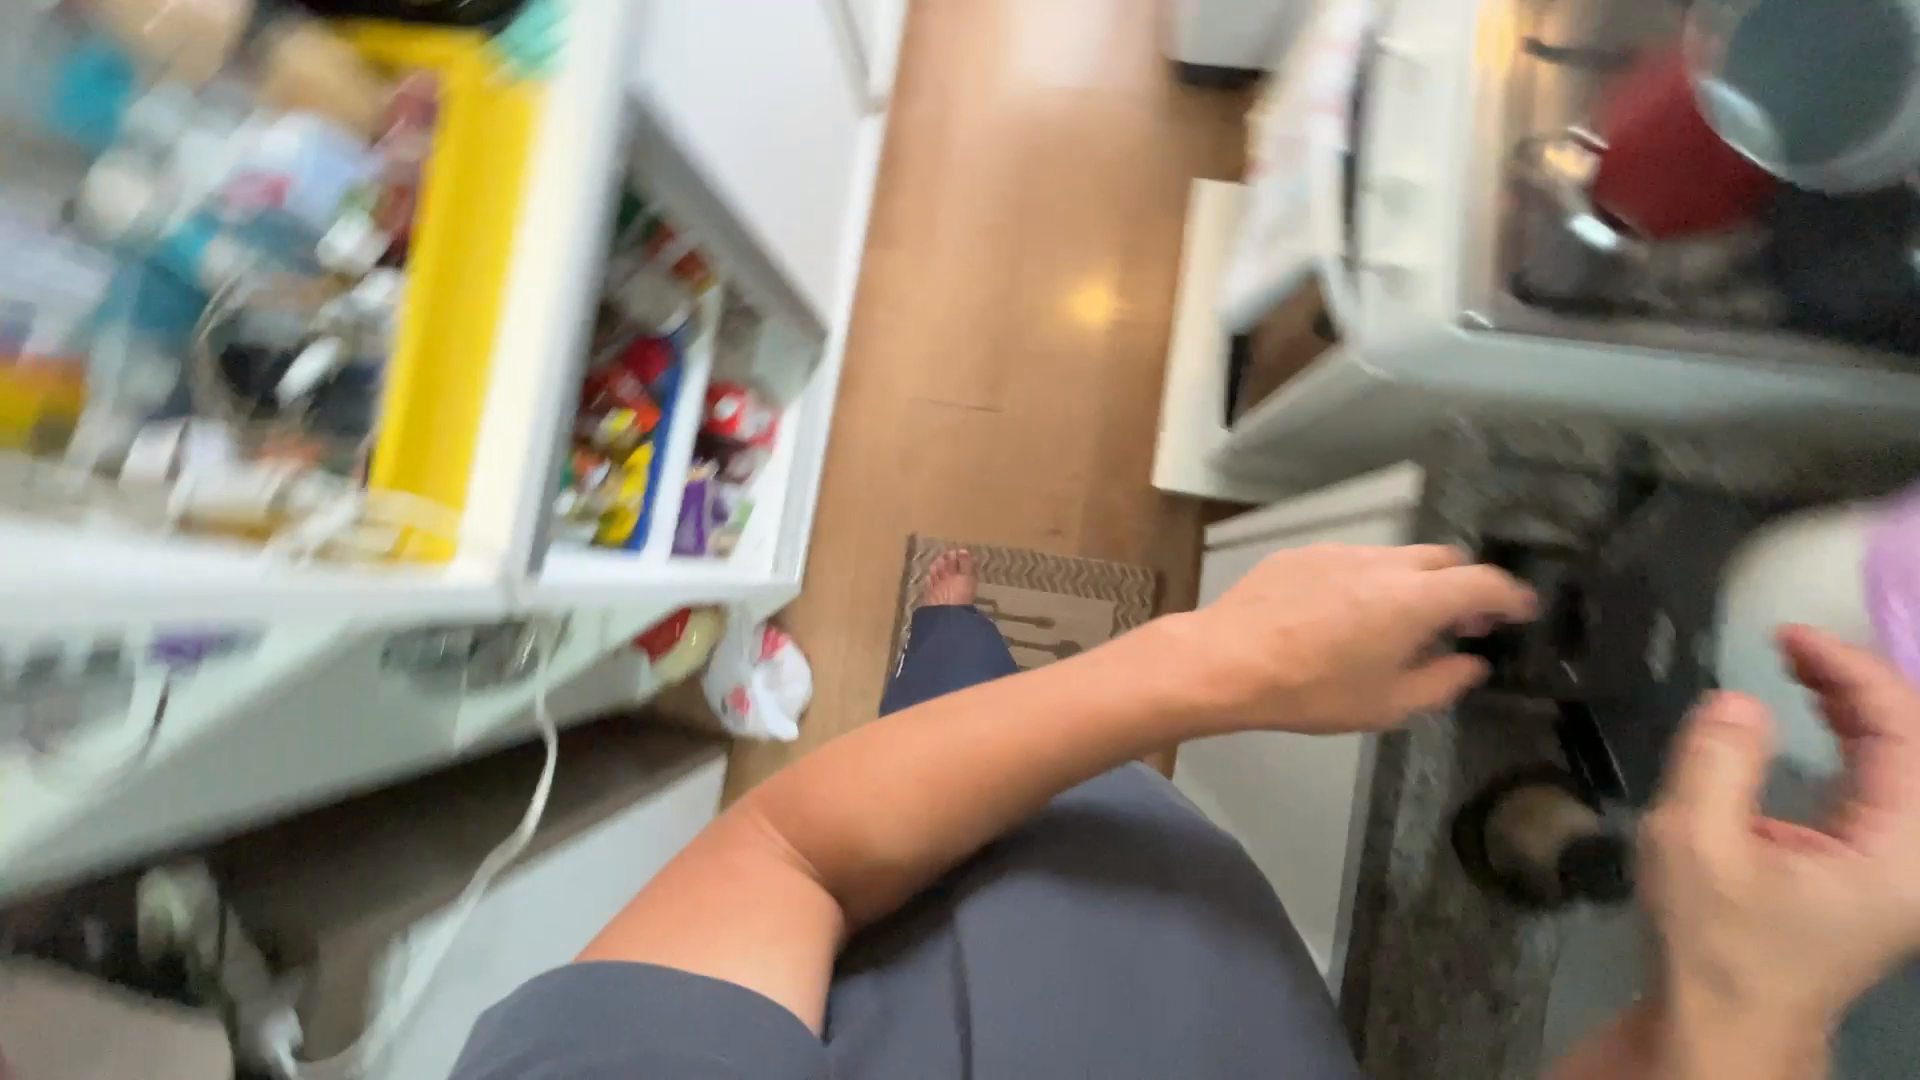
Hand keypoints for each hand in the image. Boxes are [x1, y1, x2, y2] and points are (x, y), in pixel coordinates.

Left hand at [1168, 544, 1536, 734]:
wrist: (1224, 660)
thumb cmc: (1309, 690)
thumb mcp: (1385, 704)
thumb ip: (1441, 681)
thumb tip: (1470, 663)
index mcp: (1412, 598)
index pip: (1484, 582)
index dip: (1511, 597)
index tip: (1520, 612)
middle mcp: (1379, 563)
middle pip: (1442, 560)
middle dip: (1462, 586)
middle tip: (1458, 623)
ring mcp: (1334, 552)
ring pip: (1393, 557)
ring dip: (1411, 582)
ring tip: (1397, 621)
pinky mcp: (1297, 554)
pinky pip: (1348, 560)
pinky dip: (1365, 580)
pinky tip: (1343, 613)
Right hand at [1640, 627, 1919, 1040]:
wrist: (1729, 1010)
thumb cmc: (1714, 932)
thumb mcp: (1695, 841)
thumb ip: (1716, 764)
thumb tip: (1737, 699)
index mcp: (1902, 848)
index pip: (1907, 738)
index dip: (1856, 675)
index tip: (1789, 635)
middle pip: (1919, 746)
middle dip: (1863, 683)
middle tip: (1789, 642)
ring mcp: (1903, 860)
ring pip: (1906, 761)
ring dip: (1860, 705)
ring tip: (1799, 664)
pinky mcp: (1873, 862)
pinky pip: (1883, 781)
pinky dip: (1853, 736)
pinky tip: (1815, 715)